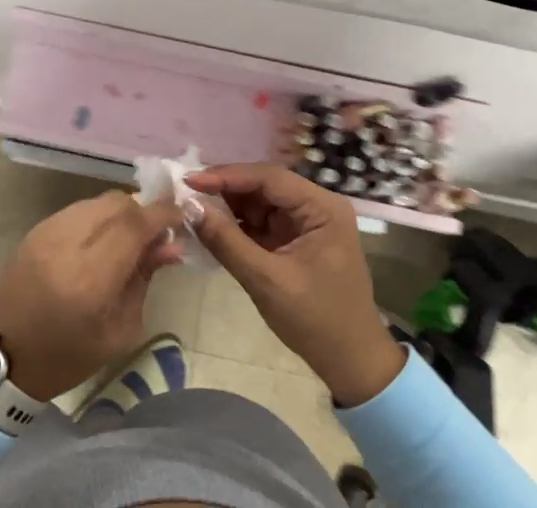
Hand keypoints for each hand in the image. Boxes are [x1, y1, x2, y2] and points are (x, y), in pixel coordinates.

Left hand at [0, 191, 187, 400]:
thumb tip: (172, 244)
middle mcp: (68, 244)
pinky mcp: (36, 230)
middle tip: (157, 236)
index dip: (163, 214)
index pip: (134, 224)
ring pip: (98, 201)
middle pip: (118, 203)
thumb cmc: (66, 356)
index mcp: (90, 278)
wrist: (2, 356)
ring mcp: (48, 232)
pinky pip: (79, 209)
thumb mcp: (118, 330)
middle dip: (145, 212)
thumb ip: (144, 279)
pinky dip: (99, 217)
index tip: (183, 217)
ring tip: (131, 239)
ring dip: (122, 213)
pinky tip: (103, 240)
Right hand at [185, 164, 405, 405]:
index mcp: (323, 208)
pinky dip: (238, 224)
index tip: (189, 181)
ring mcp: (307, 223)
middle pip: (264, 185)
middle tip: (186, 194)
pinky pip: (262, 222)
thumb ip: (227, 241)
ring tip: (193, 208)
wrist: (351, 361)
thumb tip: (189, 207)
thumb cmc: (315, 320)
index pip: (269, 178)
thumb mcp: (266, 280)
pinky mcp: (296, 240)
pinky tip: (212, 227)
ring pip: (260, 202)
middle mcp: (318, 207)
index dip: (227, 176)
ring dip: (229, 206)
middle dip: (225, 189)